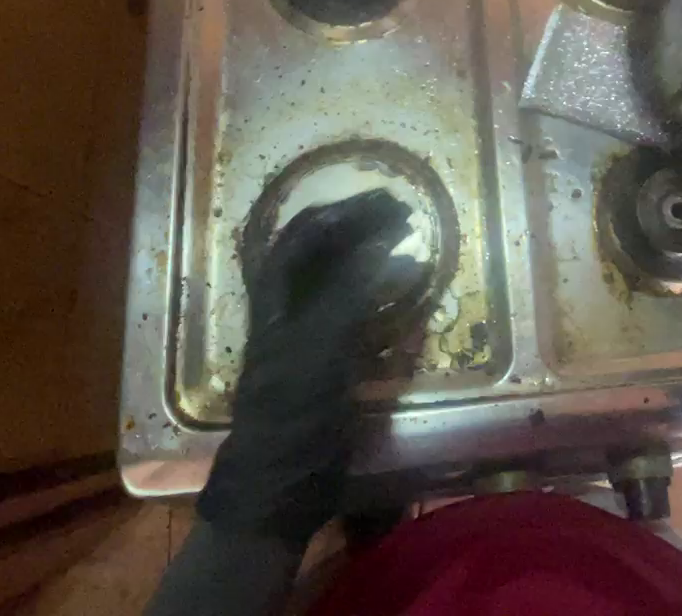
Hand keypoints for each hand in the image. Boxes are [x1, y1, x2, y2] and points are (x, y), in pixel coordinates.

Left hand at [198, 190, 418, 545]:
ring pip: (338, 272)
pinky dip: (379, 287)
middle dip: (360, 223)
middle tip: (403, 212)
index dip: (345, 211)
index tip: (387, 201)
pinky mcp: (327, 352)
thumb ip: (353, 291)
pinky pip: (355, 305)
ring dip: (370, 249)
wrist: (280, 480)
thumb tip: (391, 244)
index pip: (307, 232)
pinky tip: (403, 284)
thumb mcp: (321, 346)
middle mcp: (288, 301)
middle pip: (323, 247)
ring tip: (406, 236)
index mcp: (275, 293)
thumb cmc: (292, 409)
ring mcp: (308, 327)